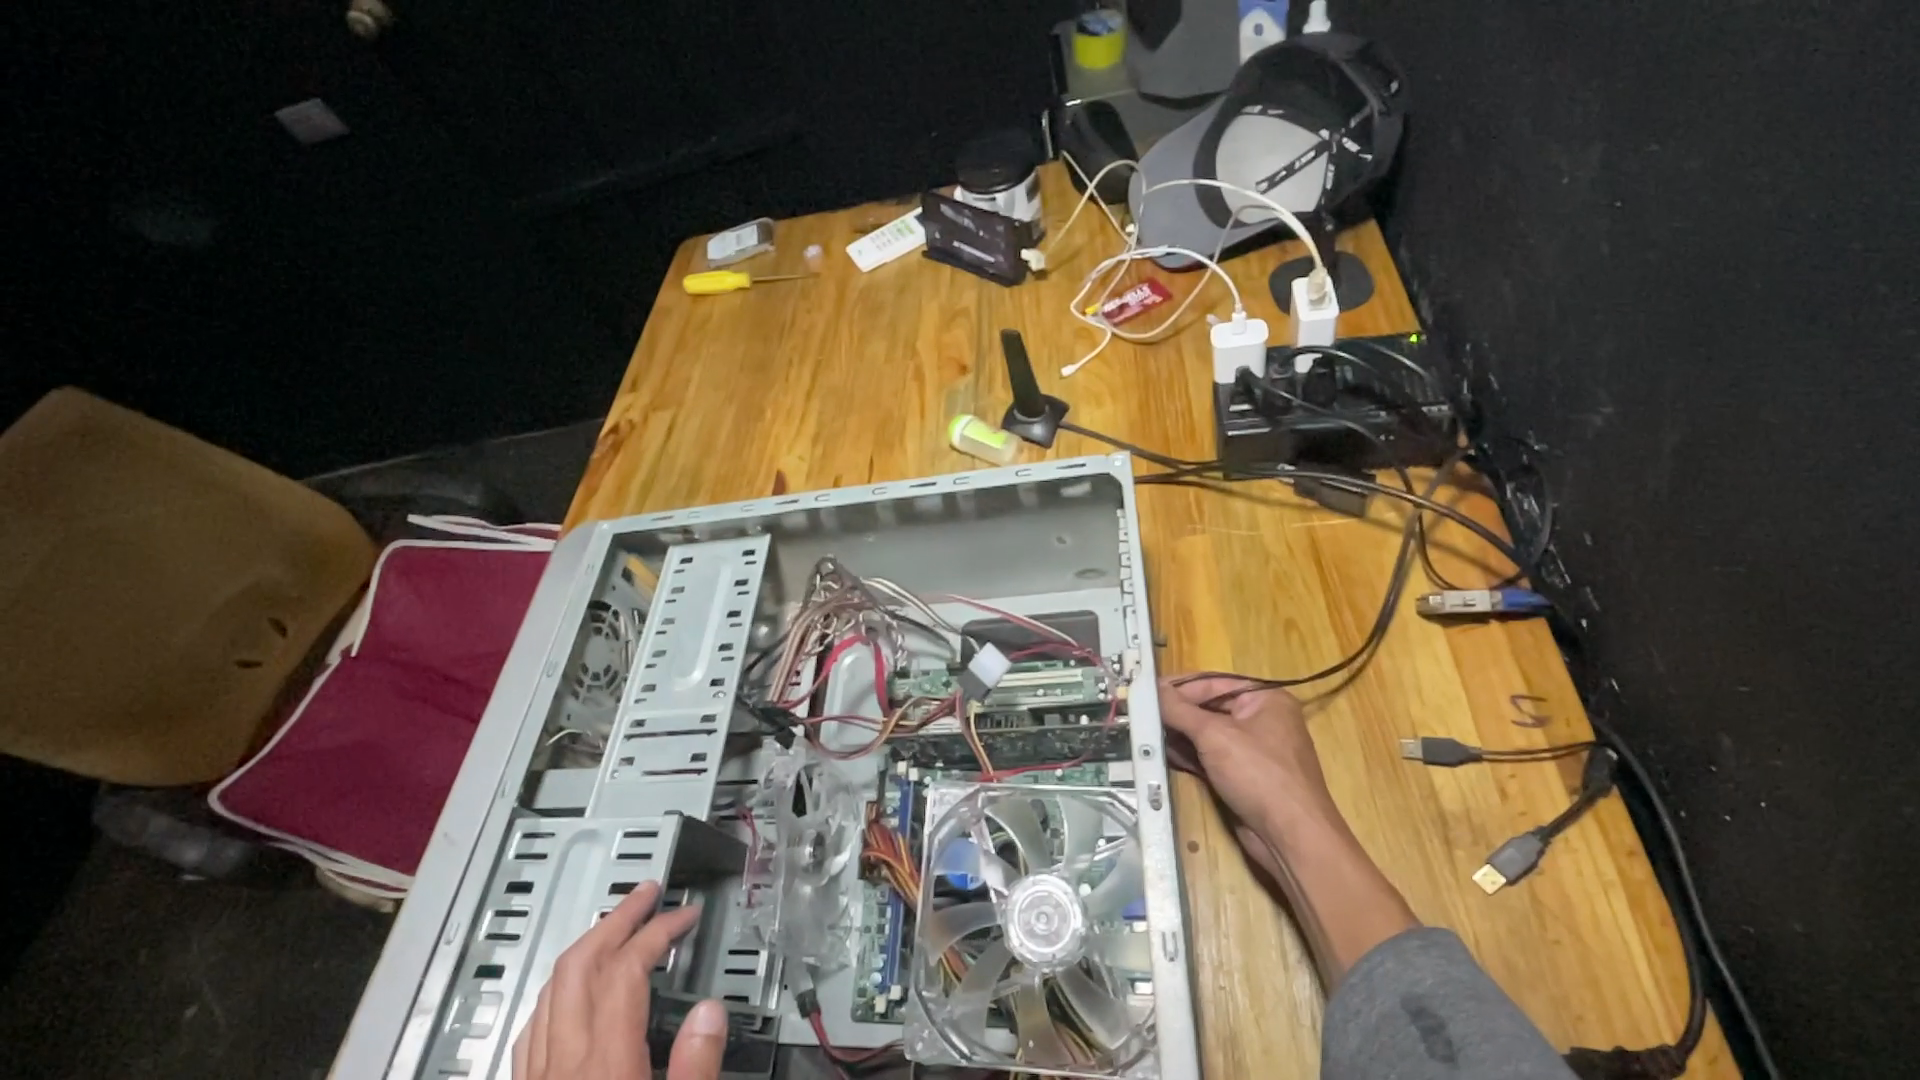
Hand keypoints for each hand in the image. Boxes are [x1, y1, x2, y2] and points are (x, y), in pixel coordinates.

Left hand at [512, 880, 726, 1079]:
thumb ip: (696, 1068)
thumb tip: (709, 1011)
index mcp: (606, 1067)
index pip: (626, 972)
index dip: (658, 931)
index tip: (685, 915)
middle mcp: (563, 1067)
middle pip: (580, 966)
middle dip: (617, 919)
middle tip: (647, 895)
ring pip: (550, 990)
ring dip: (586, 947)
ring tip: (616, 929)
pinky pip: (532, 1028)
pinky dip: (557, 991)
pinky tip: (573, 993)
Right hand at [1159, 675, 1417, 978]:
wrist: (1291, 837)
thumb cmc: (1259, 775)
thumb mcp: (1215, 735)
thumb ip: (1179, 709)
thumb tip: (1150, 689)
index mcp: (1265, 699)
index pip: (1213, 682)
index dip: (1179, 686)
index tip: (1145, 690)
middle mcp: (1260, 720)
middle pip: (1208, 707)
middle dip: (1175, 712)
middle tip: (1139, 713)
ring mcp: (1252, 751)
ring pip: (1206, 734)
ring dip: (1177, 734)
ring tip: (1144, 733)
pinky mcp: (1242, 776)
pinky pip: (1208, 757)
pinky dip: (1187, 754)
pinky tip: (1161, 754)